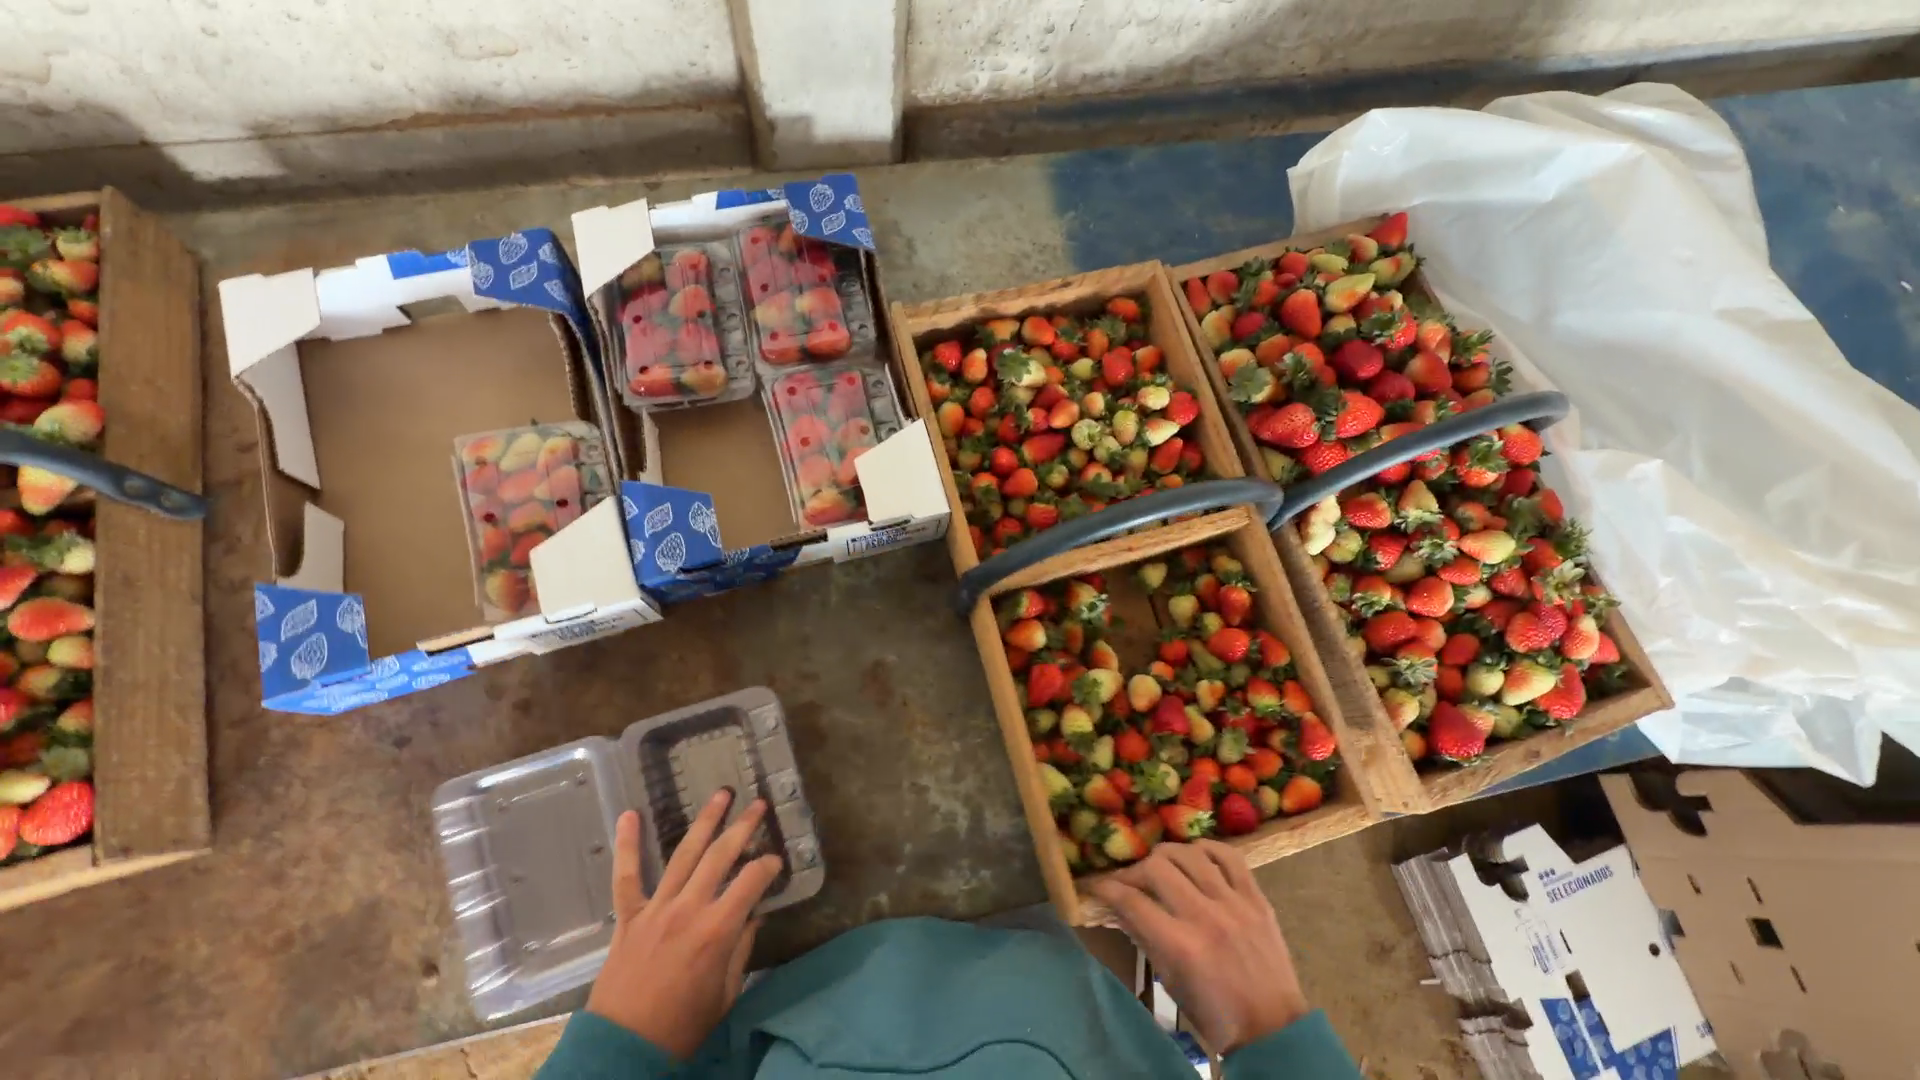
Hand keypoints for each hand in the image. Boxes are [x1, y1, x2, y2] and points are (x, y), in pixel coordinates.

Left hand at [586, 790, 782, 1059]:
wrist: (624, 1048)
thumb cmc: (683, 1026)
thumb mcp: (726, 992)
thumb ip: (741, 948)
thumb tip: (753, 916)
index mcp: (717, 930)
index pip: (752, 882)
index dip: (768, 867)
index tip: (776, 860)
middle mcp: (688, 909)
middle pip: (721, 856)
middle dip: (743, 827)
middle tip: (759, 804)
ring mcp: (656, 908)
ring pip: (684, 854)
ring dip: (705, 821)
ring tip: (721, 795)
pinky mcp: (629, 916)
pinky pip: (627, 876)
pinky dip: (627, 844)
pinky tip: (628, 814)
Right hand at [1091, 840, 1308, 1054]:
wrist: (1274, 1029)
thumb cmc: (1215, 1015)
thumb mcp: (1170, 983)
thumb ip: (1144, 938)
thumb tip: (1117, 907)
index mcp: (1181, 945)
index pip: (1132, 901)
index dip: (1107, 889)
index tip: (1097, 886)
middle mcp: (1205, 917)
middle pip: (1157, 868)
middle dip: (1134, 871)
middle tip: (1130, 882)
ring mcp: (1234, 904)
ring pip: (1190, 854)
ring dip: (1167, 856)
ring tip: (1161, 867)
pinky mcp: (1257, 899)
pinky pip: (1231, 857)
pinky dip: (1208, 849)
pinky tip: (1196, 855)